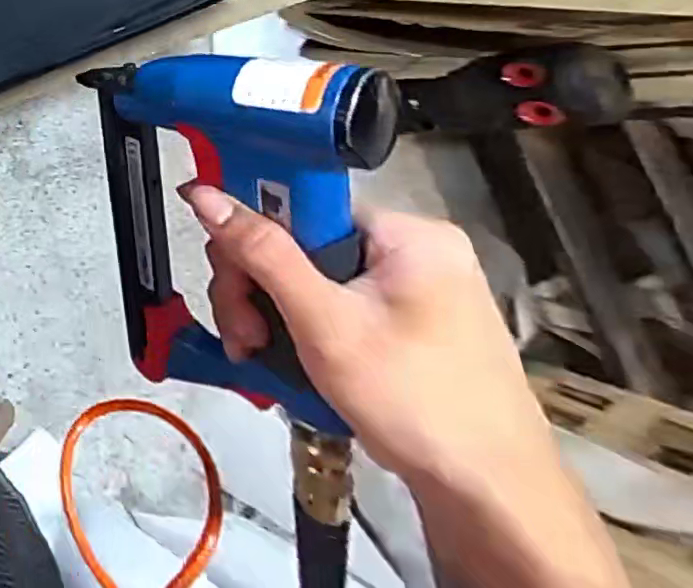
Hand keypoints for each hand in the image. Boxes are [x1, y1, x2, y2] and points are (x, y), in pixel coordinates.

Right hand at [181, 186, 549, 482]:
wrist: (490, 501)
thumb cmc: (415, 403)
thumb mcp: (324, 322)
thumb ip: (260, 251)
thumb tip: (202, 192)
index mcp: (405, 234)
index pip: (298, 202)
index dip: (252, 232)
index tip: (229, 272)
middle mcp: (405, 249)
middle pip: (291, 241)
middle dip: (252, 287)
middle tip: (244, 331)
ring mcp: (402, 287)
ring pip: (297, 274)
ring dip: (264, 312)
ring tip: (256, 352)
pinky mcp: (394, 319)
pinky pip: (320, 301)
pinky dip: (290, 326)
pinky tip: (279, 356)